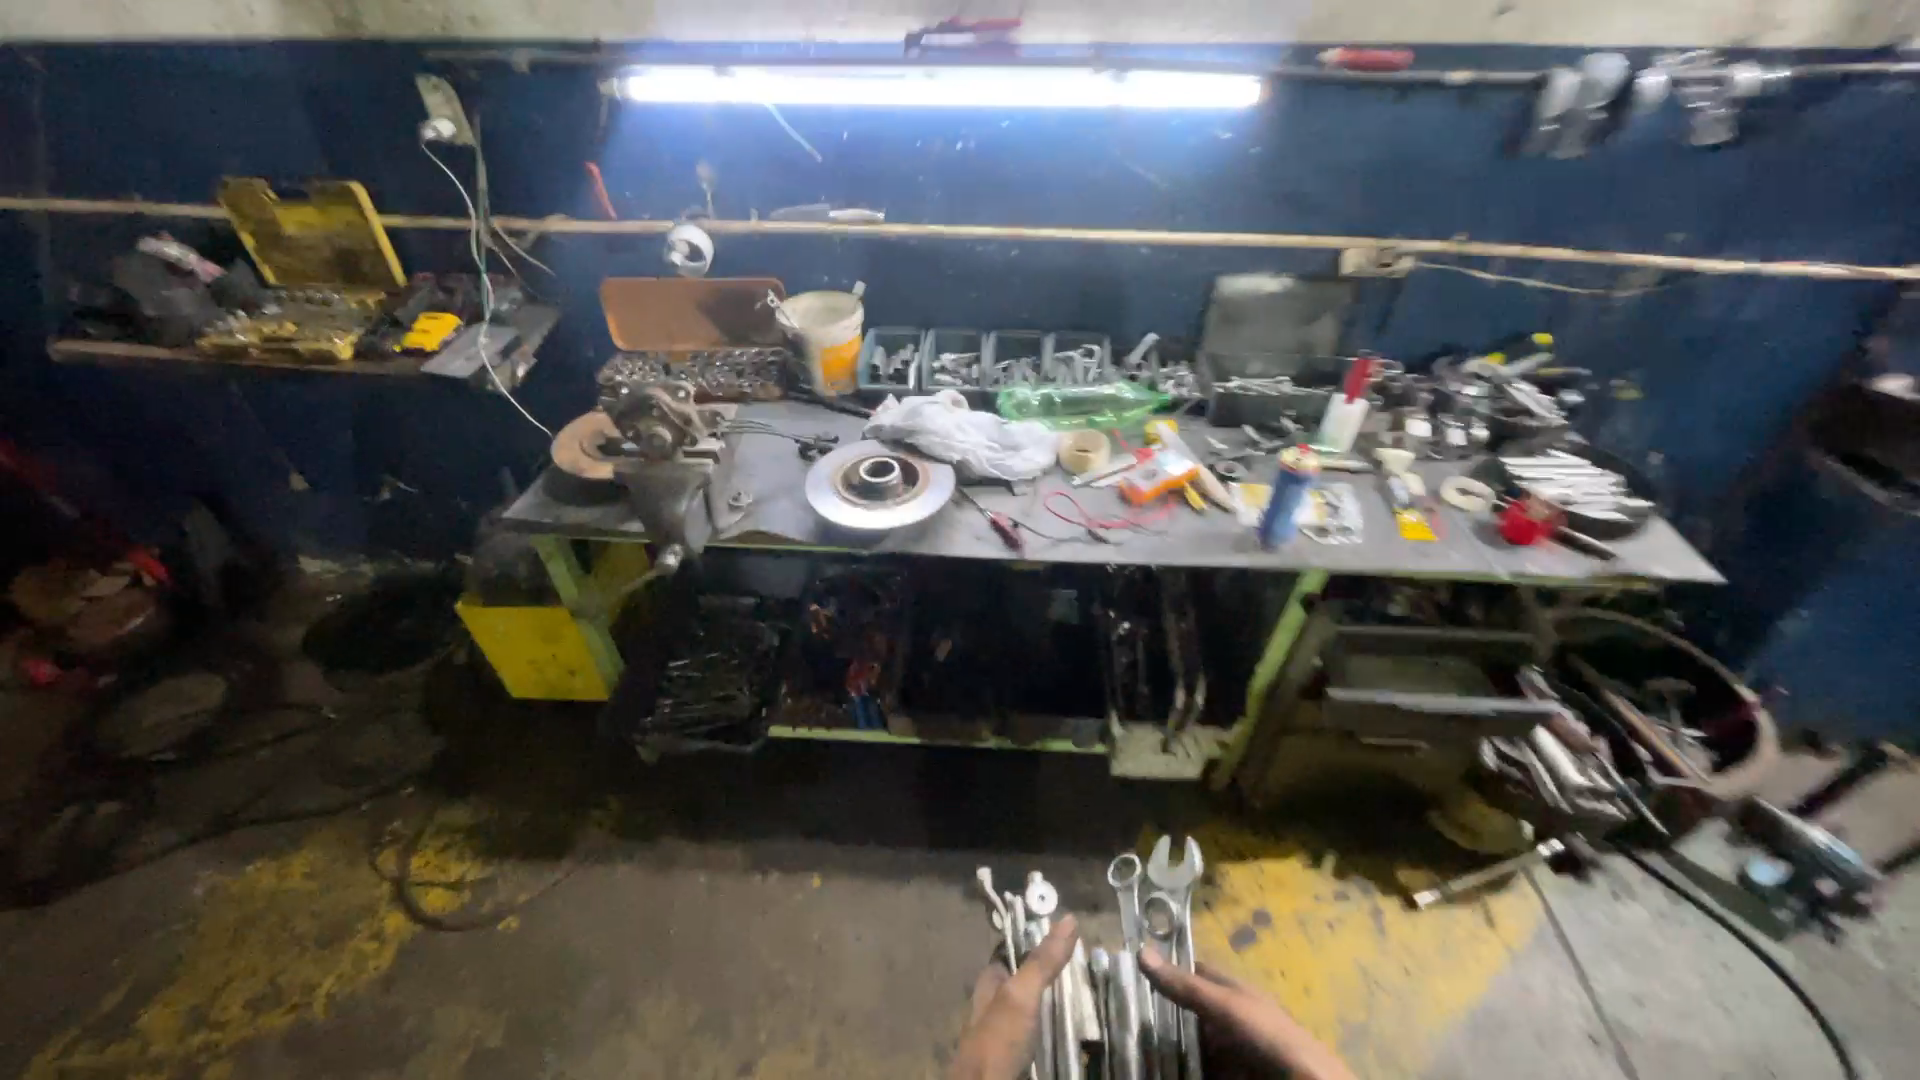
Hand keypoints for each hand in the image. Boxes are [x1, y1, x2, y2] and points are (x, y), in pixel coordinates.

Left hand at [947, 914, 1078, 1079]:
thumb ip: (1042, 961)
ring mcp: (1006, 1029)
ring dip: (1056, 1003)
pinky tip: (1073, 1030)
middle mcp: (996, 1001)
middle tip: (1087, 967)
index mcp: (990, 981)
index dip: (1038, 939)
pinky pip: (1040, 1033)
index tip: (1071, 934)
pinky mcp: (1017, 1053)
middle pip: (1026, 978)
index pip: (1014, 949)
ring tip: (1088, 996)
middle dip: (1051, 972)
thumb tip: (1069, 918)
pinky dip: (1055, 1029)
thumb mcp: (1020, 994)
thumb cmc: (998, 1038)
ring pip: (1034, 1006)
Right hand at [1139, 944, 1357, 1079]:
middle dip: (1156, 1019)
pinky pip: (1197, 1069)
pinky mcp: (1225, 1076)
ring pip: (1187, 1048)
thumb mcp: (1225, 1007)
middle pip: (1184, 1015)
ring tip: (1128, 1050)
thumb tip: (1139, 950)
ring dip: (1163, 1051)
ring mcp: (1226, 1053)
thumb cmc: (1268, 1037)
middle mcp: (1225, 1020)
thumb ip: (1184, 986)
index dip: (1164, 972)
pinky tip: (1152, 1069)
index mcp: (1229, 993)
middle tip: (1119, 1020)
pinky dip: (1178, 1069)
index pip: (1190, 974)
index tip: (1128, 975)